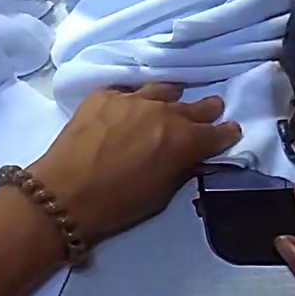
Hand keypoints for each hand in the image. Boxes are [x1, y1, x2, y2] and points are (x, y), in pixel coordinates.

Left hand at [30, 84, 240, 240]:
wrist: (64, 193)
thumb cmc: (117, 205)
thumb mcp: (161, 195)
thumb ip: (181, 169)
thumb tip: (191, 157)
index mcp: (182, 140)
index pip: (216, 133)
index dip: (225, 134)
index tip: (230, 133)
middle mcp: (163, 112)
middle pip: (193, 107)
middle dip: (205, 111)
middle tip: (211, 110)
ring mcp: (132, 99)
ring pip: (162, 91)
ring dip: (171, 98)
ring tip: (171, 101)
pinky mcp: (103, 95)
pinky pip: (128, 91)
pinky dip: (135, 98)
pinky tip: (131, 106)